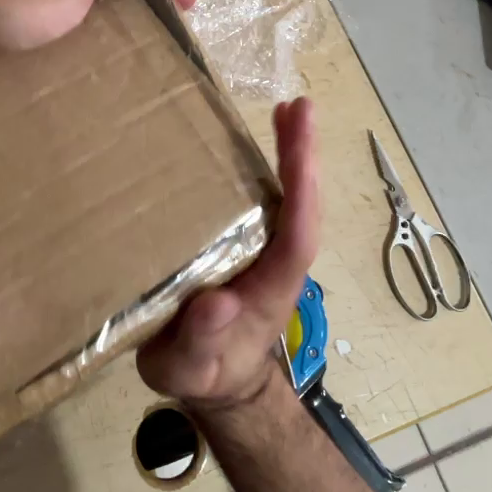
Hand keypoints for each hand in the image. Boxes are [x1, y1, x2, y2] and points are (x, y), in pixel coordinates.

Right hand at [138, 98, 320, 410]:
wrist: (217, 385)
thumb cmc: (202, 375)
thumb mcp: (188, 368)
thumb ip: (201, 342)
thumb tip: (218, 301)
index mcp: (269, 289)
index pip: (297, 234)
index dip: (302, 189)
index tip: (299, 144)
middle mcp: (277, 263)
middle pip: (303, 206)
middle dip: (303, 157)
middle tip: (299, 107)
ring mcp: (267, 253)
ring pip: (292, 199)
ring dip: (294, 155)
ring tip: (288, 110)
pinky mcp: (251, 246)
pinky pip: (270, 202)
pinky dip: (273, 169)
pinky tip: (256, 143)